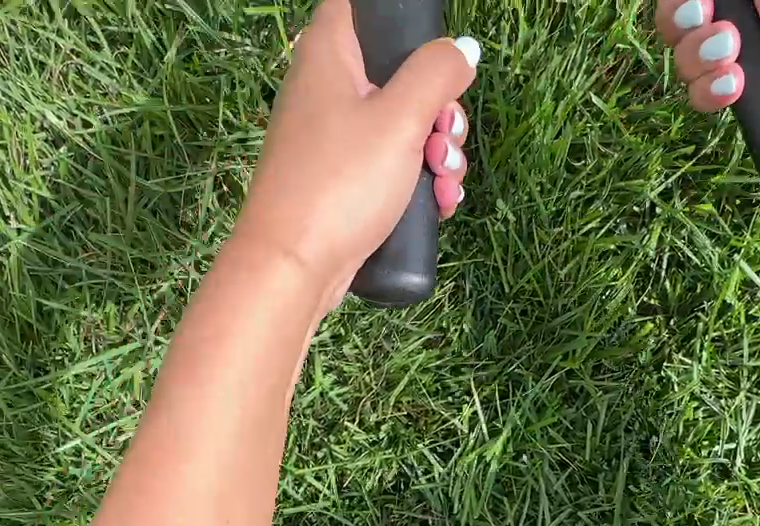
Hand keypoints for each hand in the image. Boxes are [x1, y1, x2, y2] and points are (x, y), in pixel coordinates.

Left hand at [230, 0, 479, 308]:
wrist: (295, 265)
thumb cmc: (342, 182)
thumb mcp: (400, 119)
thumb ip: (437, 74)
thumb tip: (463, 49)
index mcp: (331, 53)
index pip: (368, 9)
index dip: (408, 30)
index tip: (436, 65)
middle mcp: (329, 89)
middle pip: (401, 77)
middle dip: (441, 112)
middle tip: (445, 142)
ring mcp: (336, 140)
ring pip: (404, 129)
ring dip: (438, 156)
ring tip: (444, 188)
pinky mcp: (344, 183)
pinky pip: (392, 169)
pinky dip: (419, 184)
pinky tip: (438, 206)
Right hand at [653, 0, 759, 160]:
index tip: (702, 4)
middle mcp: (755, 4)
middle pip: (684, 11)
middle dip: (687, 24)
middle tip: (722, 35)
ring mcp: (750, 47)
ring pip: (689, 53)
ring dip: (698, 60)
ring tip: (732, 66)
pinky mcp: (752, 92)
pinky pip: (705, 93)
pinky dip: (709, 93)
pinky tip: (734, 92)